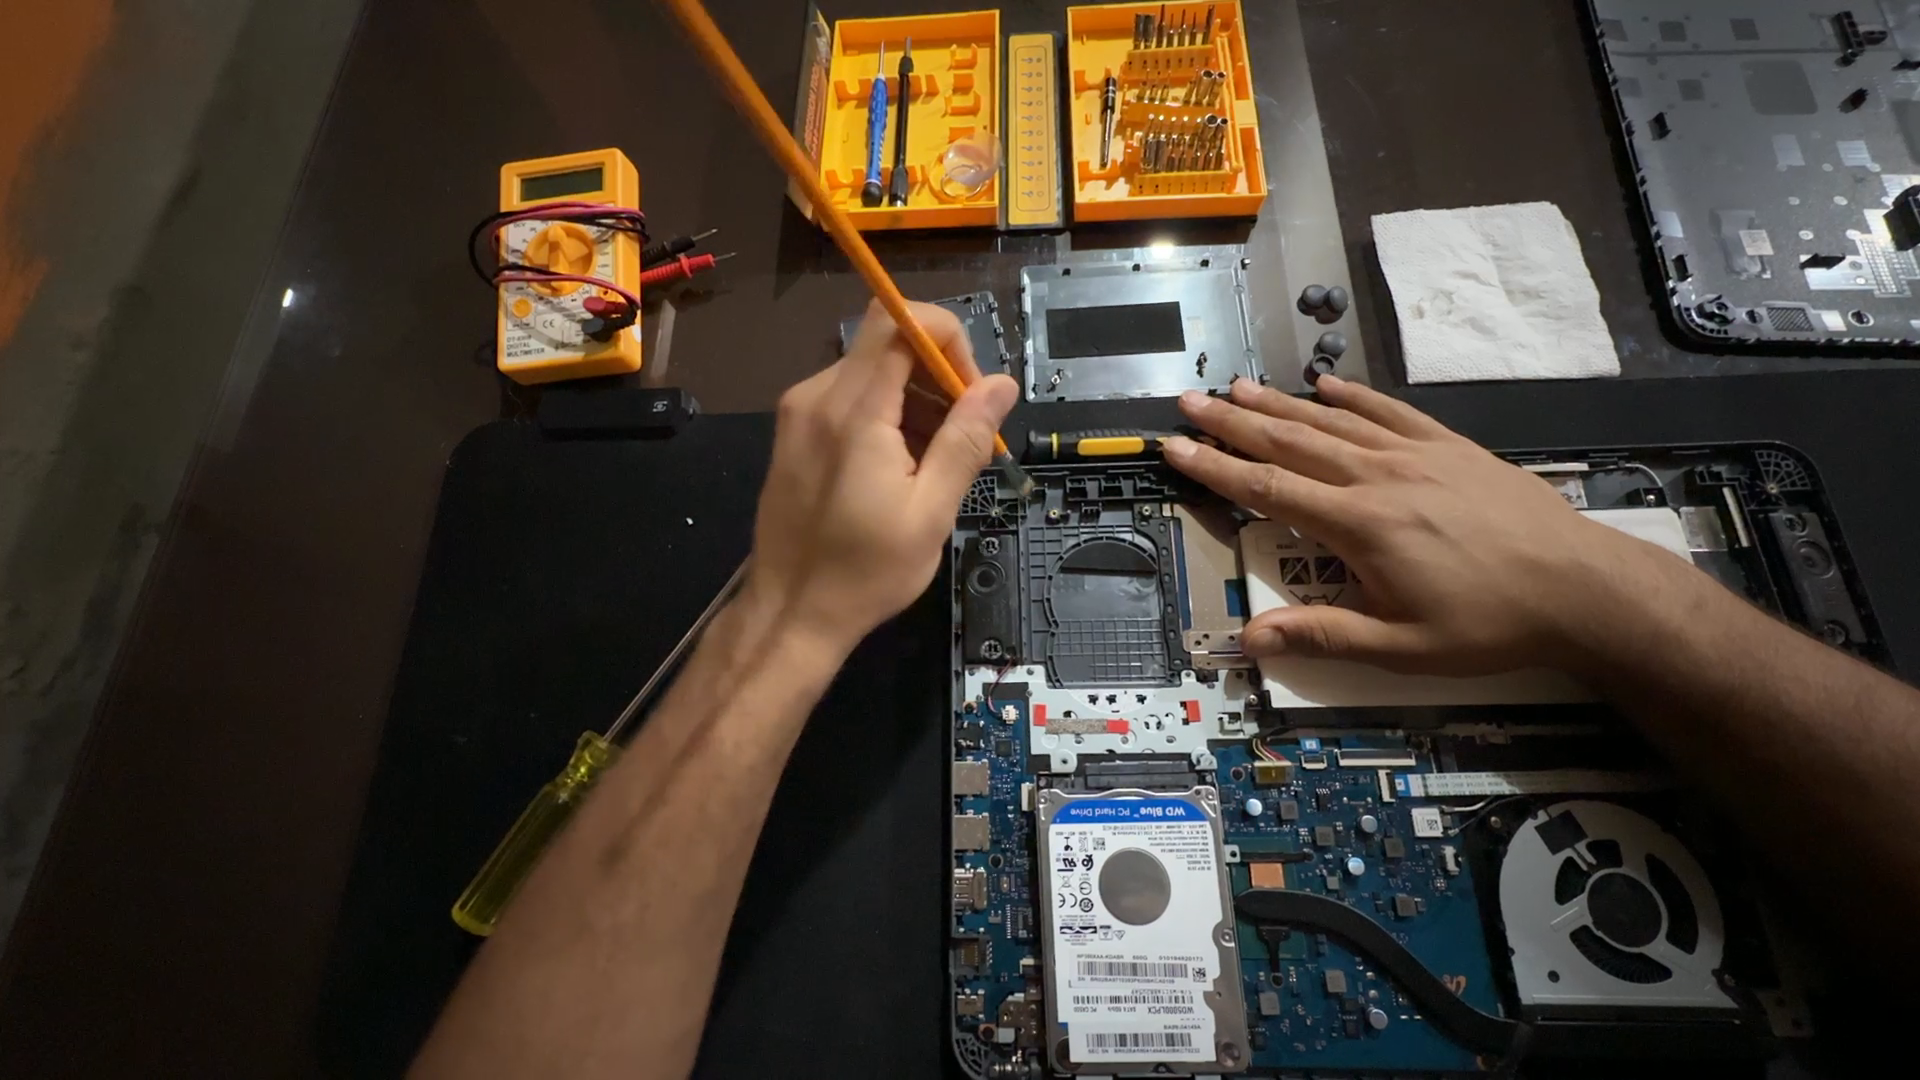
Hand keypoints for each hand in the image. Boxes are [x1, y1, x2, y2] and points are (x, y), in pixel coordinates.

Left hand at [743, 300, 1018, 655]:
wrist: (790, 613)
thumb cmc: (865, 573)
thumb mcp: (931, 513)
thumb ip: (965, 440)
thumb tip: (1002, 384)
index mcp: (853, 413)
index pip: (900, 322)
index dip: (948, 341)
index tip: (972, 394)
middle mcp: (818, 397)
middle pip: (888, 344)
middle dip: (939, 378)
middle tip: (967, 439)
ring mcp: (799, 413)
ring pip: (871, 371)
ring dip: (916, 401)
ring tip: (939, 463)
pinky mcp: (794, 434)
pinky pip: (849, 399)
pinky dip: (886, 415)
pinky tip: (902, 467)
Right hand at [1163, 376, 1690, 675]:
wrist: (1585, 589)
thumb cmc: (1489, 623)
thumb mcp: (1401, 647)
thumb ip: (1322, 636)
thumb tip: (1250, 639)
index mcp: (1359, 524)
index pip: (1267, 489)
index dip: (1214, 468)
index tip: (1175, 446)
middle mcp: (1377, 477)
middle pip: (1288, 442)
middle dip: (1231, 422)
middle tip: (1189, 401)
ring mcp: (1414, 455)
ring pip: (1330, 420)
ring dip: (1277, 402)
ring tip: (1236, 385)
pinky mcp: (1448, 446)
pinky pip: (1388, 411)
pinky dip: (1351, 395)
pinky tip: (1324, 383)